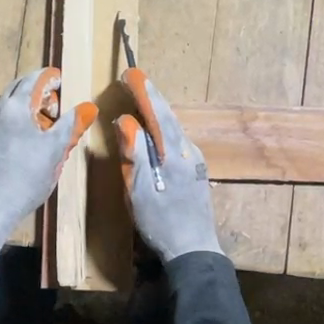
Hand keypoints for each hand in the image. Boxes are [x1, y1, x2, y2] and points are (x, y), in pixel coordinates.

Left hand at [0, 68, 95, 261]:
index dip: (52, 79)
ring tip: (46, 125)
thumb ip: (71, 124)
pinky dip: (18, 119)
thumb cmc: (26, 176)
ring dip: (28, 106)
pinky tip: (29, 140)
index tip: (65, 86)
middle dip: (39, 91)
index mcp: (15, 106)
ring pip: (10, 104)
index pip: (34, 79)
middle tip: (57, 107)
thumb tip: (88, 107)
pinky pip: (4, 119)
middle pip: (20, 88)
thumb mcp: (55, 150)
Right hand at [115, 78, 222, 261]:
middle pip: (169, 118)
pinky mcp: (196, 173)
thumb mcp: (140, 189)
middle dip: (152, 98)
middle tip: (136, 81)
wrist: (195, 250)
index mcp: (175, 153)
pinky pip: (178, 143)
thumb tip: (126, 121)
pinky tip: (157, 136)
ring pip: (174, 130)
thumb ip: (134, 154)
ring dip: (159, 114)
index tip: (133, 73)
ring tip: (143, 102)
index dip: (146, 92)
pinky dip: (164, 132)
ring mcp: (196, 162)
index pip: (159, 114)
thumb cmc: (162, 221)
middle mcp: (189, 151)